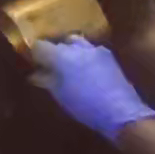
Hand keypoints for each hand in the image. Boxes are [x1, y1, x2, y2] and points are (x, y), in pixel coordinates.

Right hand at [32, 36, 154, 138]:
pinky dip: (83, 56)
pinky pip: (90, 51)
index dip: (34, 54)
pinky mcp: (109, 57)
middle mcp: (78, 47)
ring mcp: (96, 50)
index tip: (33, 63)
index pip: (40, 46)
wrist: (121, 112)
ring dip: (70, 51)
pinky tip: (85, 71)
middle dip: (54, 50)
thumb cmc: (84, 106)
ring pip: (77, 43)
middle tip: (50, 64)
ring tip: (69, 66)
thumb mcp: (60, 95)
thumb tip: (35, 74)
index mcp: (62, 56)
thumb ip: (46, 80)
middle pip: (60, 41)